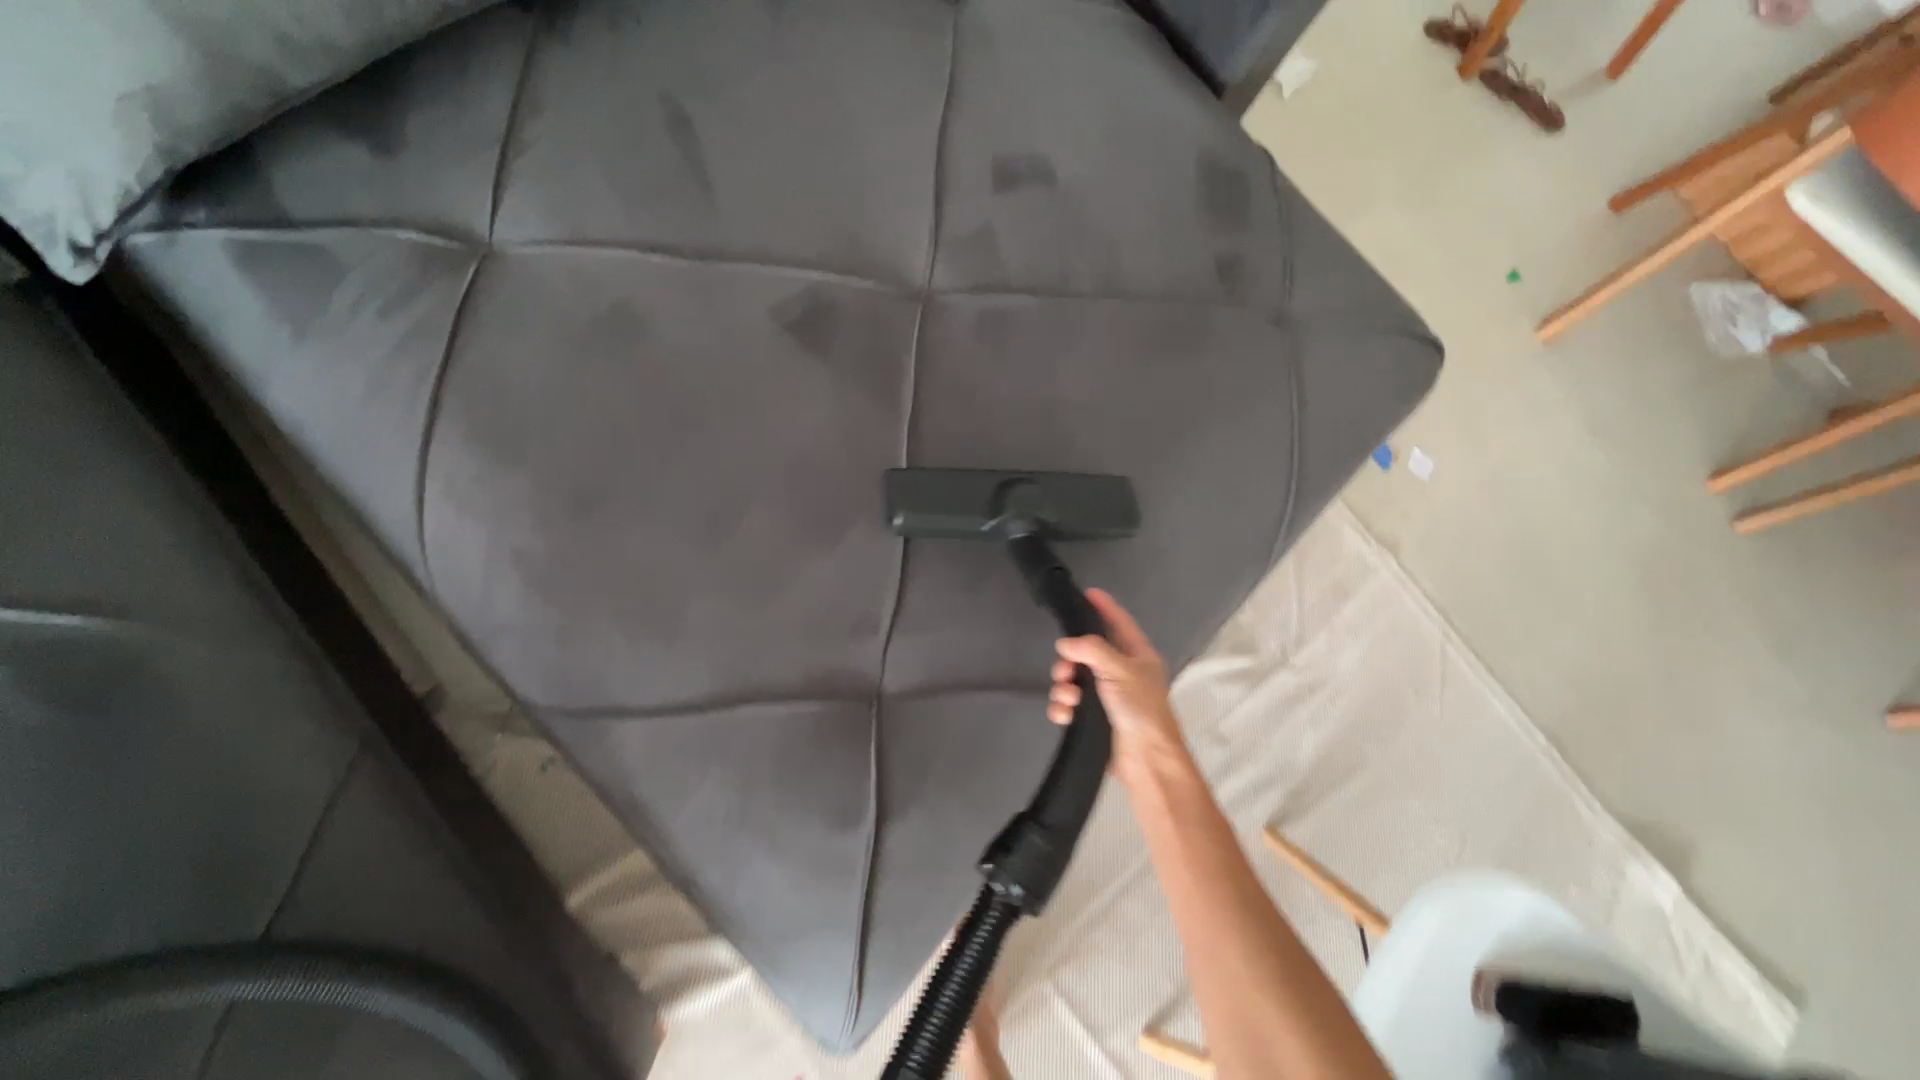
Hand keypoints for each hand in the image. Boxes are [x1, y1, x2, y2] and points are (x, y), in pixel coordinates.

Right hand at [1048, 588, 1190, 786]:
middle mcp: (1121, 673)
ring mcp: (1106, 697)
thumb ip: (1092, 650)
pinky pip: (1068, 705)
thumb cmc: (1141, 709)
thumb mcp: (1120, 670)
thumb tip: (1065, 644)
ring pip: (1073, 680)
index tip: (1087, 593)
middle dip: (1070, 660)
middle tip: (1065, 671)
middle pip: (1086, 653)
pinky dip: (1062, 708)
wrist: (1146, 760)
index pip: (1119, 623)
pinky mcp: (1092, 720)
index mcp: (1137, 656)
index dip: (1104, 607)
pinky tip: (1065, 715)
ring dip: (1064, 687)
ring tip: (1068, 698)